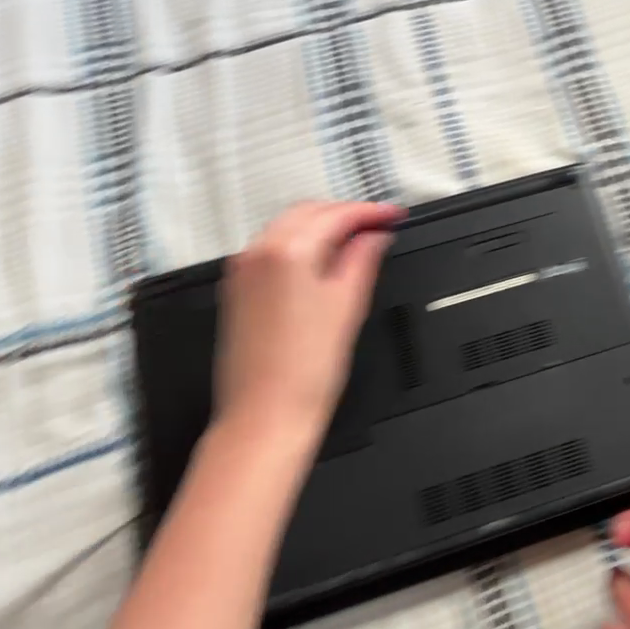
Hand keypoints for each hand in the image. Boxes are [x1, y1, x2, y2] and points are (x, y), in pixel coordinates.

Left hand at [217, 200, 405, 431]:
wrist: (265, 416)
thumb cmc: (304, 372)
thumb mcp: (348, 305)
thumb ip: (363, 259)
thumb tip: (374, 237)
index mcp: (288, 251)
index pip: (337, 214)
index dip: (371, 212)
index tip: (392, 215)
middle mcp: (258, 253)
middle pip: (309, 212)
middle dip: (345, 214)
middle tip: (377, 225)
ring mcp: (243, 270)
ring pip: (288, 227)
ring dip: (322, 226)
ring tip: (355, 242)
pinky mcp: (237, 289)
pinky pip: (271, 248)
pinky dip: (300, 244)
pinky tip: (321, 260)